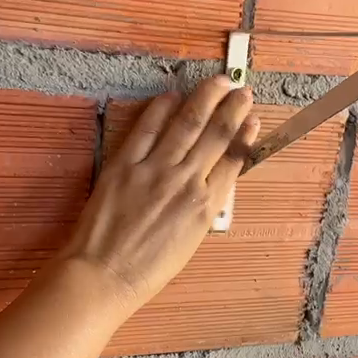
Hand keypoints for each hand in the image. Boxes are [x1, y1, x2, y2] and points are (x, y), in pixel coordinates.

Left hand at [51, 76, 259, 309]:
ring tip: (220, 82)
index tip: (252, 119)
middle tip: (242, 89)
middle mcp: (185, 182)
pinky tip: (172, 97)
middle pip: (216, 135)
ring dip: (206, 98)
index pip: (233, 161)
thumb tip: (211, 181)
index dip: (245, 136)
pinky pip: (146, 130)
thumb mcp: (189, 242)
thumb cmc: (147, 270)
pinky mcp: (124, 165)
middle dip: (232, 108)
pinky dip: (160, 110)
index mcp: (205, 207)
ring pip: (187, 123)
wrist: (104, 276)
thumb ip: (202, 208)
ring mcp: (154, 170)